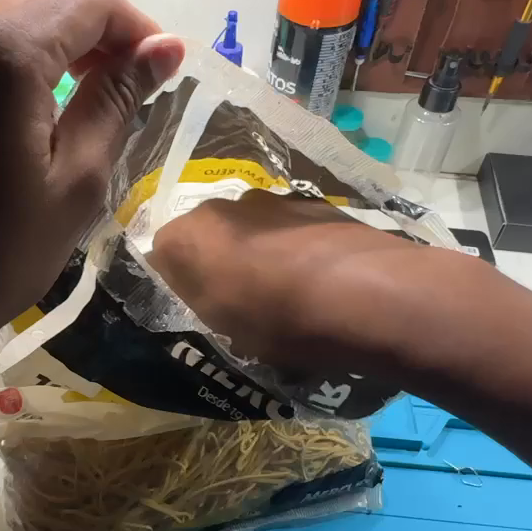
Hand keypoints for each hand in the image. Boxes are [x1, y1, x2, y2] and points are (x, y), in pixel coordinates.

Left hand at [0, 0, 183, 355]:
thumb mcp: (76, 182)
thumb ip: (118, 101)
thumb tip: (164, 48)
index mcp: (0, 50)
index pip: (90, 2)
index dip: (137, 29)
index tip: (162, 72)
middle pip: (43, 1)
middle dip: (94, 36)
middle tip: (125, 92)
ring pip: (1, 21)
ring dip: (48, 49)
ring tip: (76, 106)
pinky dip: (4, 65)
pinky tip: (19, 115)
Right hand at [148, 190, 497, 375]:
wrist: (369, 295)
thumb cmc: (279, 319)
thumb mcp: (221, 330)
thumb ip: (196, 303)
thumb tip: (196, 293)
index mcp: (190, 234)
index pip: (162, 256)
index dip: (177, 286)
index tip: (197, 313)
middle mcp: (227, 204)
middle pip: (210, 238)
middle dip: (219, 267)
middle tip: (239, 308)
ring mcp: (277, 200)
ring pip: (253, 232)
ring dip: (259, 257)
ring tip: (287, 299)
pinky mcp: (320, 204)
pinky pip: (292, 233)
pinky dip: (297, 254)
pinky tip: (320, 287)